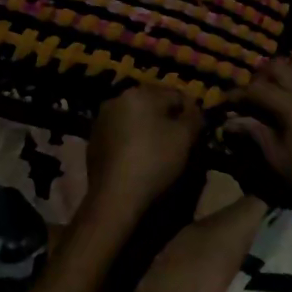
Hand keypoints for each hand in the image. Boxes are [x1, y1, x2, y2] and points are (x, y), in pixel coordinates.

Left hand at [85, 85, 203, 216]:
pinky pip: (121, 136)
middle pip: (152, 105)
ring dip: (150, 130)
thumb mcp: (185, 136)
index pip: (175, 94)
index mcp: (137, 93)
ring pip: (135, 120)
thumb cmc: (154, 160)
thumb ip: (194, 117)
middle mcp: (115, 101)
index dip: (190, 111)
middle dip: (168, 119)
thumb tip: (194, 110)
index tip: (198, 129)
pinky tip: (141, 160)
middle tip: (181, 140)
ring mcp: (100, 123)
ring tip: (162, 151)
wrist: (116, 197)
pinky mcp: (93, 144)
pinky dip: (134, 142)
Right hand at [226, 58, 291, 204]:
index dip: (237, 94)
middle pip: (277, 66)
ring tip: (271, 90)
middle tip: (249, 96)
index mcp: (291, 106)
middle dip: (259, 76)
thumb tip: (228, 121)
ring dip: (281, 71)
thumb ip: (253, 132)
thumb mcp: (274, 156)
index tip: (224, 103)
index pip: (257, 89)